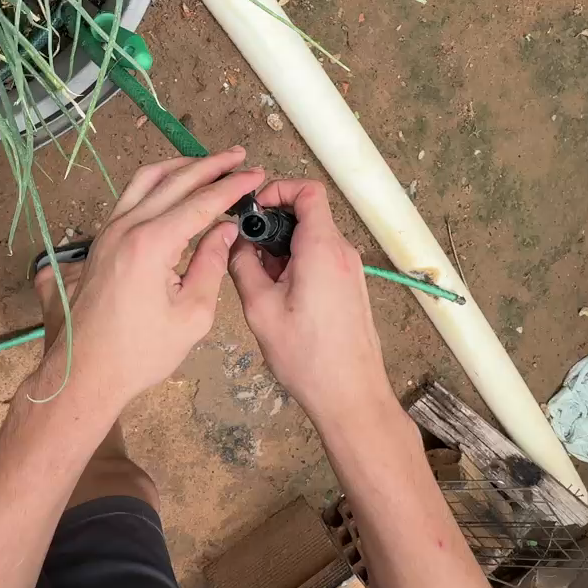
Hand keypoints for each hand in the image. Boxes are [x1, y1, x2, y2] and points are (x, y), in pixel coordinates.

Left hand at [41, 148, 265, 408]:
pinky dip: (156, 183)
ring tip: (207, 163)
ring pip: (146, 180)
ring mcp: (108, 231)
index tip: (256, 173)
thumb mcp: (192, 315)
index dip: (232, 186)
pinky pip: (130, 195)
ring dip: (180, 166)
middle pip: (174, 180)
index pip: (200, 202)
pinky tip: (172, 187)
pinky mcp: (101, 240)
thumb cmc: (139, 352)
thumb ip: (212, 265)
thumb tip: (225, 229)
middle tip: (239, 157)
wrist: (85, 371)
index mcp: (151, 244)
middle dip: (210, 165)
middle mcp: (126, 227)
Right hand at [228, 180, 393, 425]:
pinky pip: (322, 259)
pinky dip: (298, 264)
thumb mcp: (259, 308)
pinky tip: (281, 296)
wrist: (352, 397)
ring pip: (313, 238)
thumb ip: (243, 266)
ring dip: (284, 248)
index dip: (278, 190)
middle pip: (308, 214)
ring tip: (262, 281)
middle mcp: (342, 253)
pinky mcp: (352, 288)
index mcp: (322, 249)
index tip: (255, 211)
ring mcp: (351, 271)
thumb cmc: (308, 356)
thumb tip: (236, 244)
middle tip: (249, 252)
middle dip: (274, 225)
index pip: (308, 191)